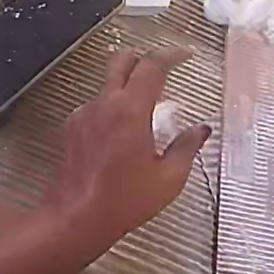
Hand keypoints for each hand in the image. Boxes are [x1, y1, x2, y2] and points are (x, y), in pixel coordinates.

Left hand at [42, 48, 209, 245]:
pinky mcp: (72, 128)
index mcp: (130, 110)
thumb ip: (187, 147)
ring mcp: (84, 114)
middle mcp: (104, 105)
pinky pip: (95, 107)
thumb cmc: (122, 201)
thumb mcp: (168, 178)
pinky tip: (120, 136)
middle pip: (122, 61)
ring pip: (107, 86)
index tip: (184, 55)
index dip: (171, 55)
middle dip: (143, 60)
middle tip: (161, 72)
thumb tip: (200, 131)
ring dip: (126, 90)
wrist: (76, 218)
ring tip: (144, 117)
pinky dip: (110, 111)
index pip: (152, 66)